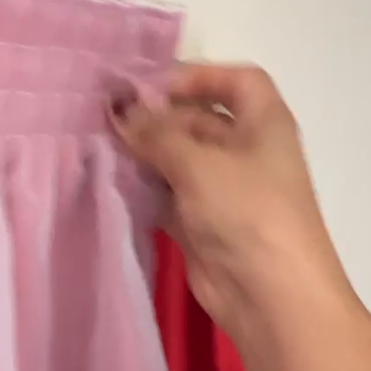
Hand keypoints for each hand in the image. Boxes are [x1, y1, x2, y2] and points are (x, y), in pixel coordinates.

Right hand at [110, 64, 347, 332]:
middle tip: (110, 122)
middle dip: (158, 120)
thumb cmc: (246, 212)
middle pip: (199, 121)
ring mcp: (223, 191)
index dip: (199, 76)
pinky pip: (168, 196)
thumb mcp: (199, 163)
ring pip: (178, 161)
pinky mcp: (202, 224)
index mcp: (264, 123)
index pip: (238, 81)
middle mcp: (245, 152)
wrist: (268, 293)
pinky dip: (144, 190)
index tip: (152, 88)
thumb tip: (118, 106)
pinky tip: (114, 185)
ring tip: (103, 150)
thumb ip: (155, 133)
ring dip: (145, 156)